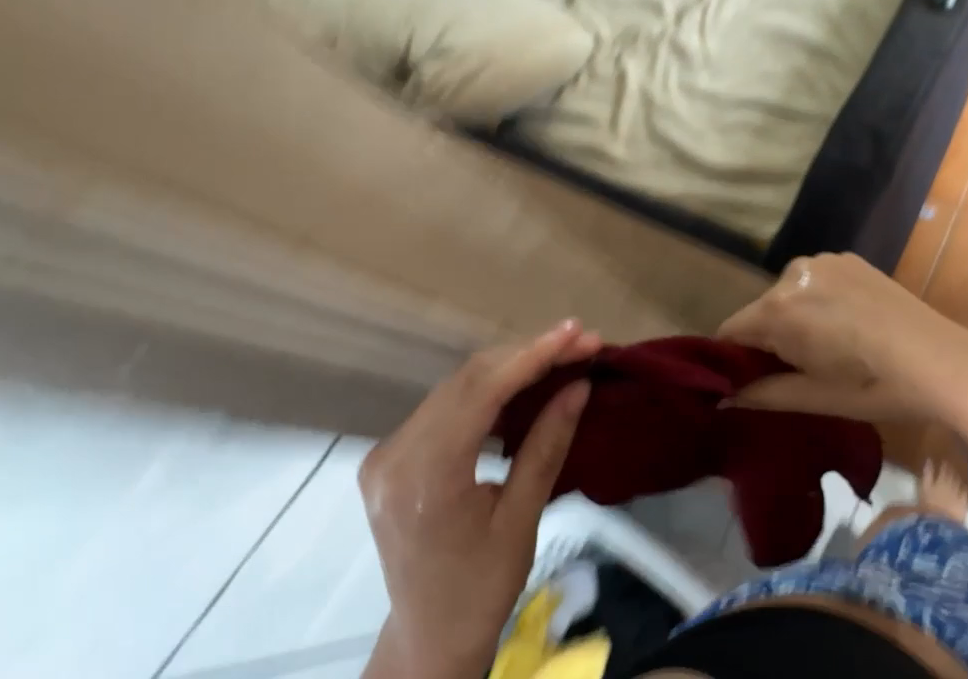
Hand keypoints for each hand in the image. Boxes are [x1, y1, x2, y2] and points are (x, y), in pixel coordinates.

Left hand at [359, 321, 599, 678]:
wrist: (430, 633)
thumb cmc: (483, 584)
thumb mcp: (522, 517)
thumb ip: (547, 445)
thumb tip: (579, 385)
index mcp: (426, 476)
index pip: (482, 391)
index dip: (534, 355)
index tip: (578, 333)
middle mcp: (395, 456)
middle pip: (467, 380)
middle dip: (527, 354)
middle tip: (582, 341)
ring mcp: (386, 455)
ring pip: (455, 387)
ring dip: (510, 366)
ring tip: (562, 353)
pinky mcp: (390, 458)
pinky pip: (444, 406)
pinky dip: (488, 388)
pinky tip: (523, 381)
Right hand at [718, 252, 967, 429]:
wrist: (944, 362)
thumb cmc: (875, 388)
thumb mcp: (815, 397)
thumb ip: (761, 394)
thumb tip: (722, 399)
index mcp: (780, 309)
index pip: (730, 332)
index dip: (730, 360)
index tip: (743, 384)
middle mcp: (795, 273)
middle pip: (760, 312)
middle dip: (767, 341)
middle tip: (795, 374)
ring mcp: (826, 261)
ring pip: (788, 295)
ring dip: (794, 320)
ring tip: (827, 352)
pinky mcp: (851, 259)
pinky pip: (816, 283)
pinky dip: (819, 302)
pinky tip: (848, 327)